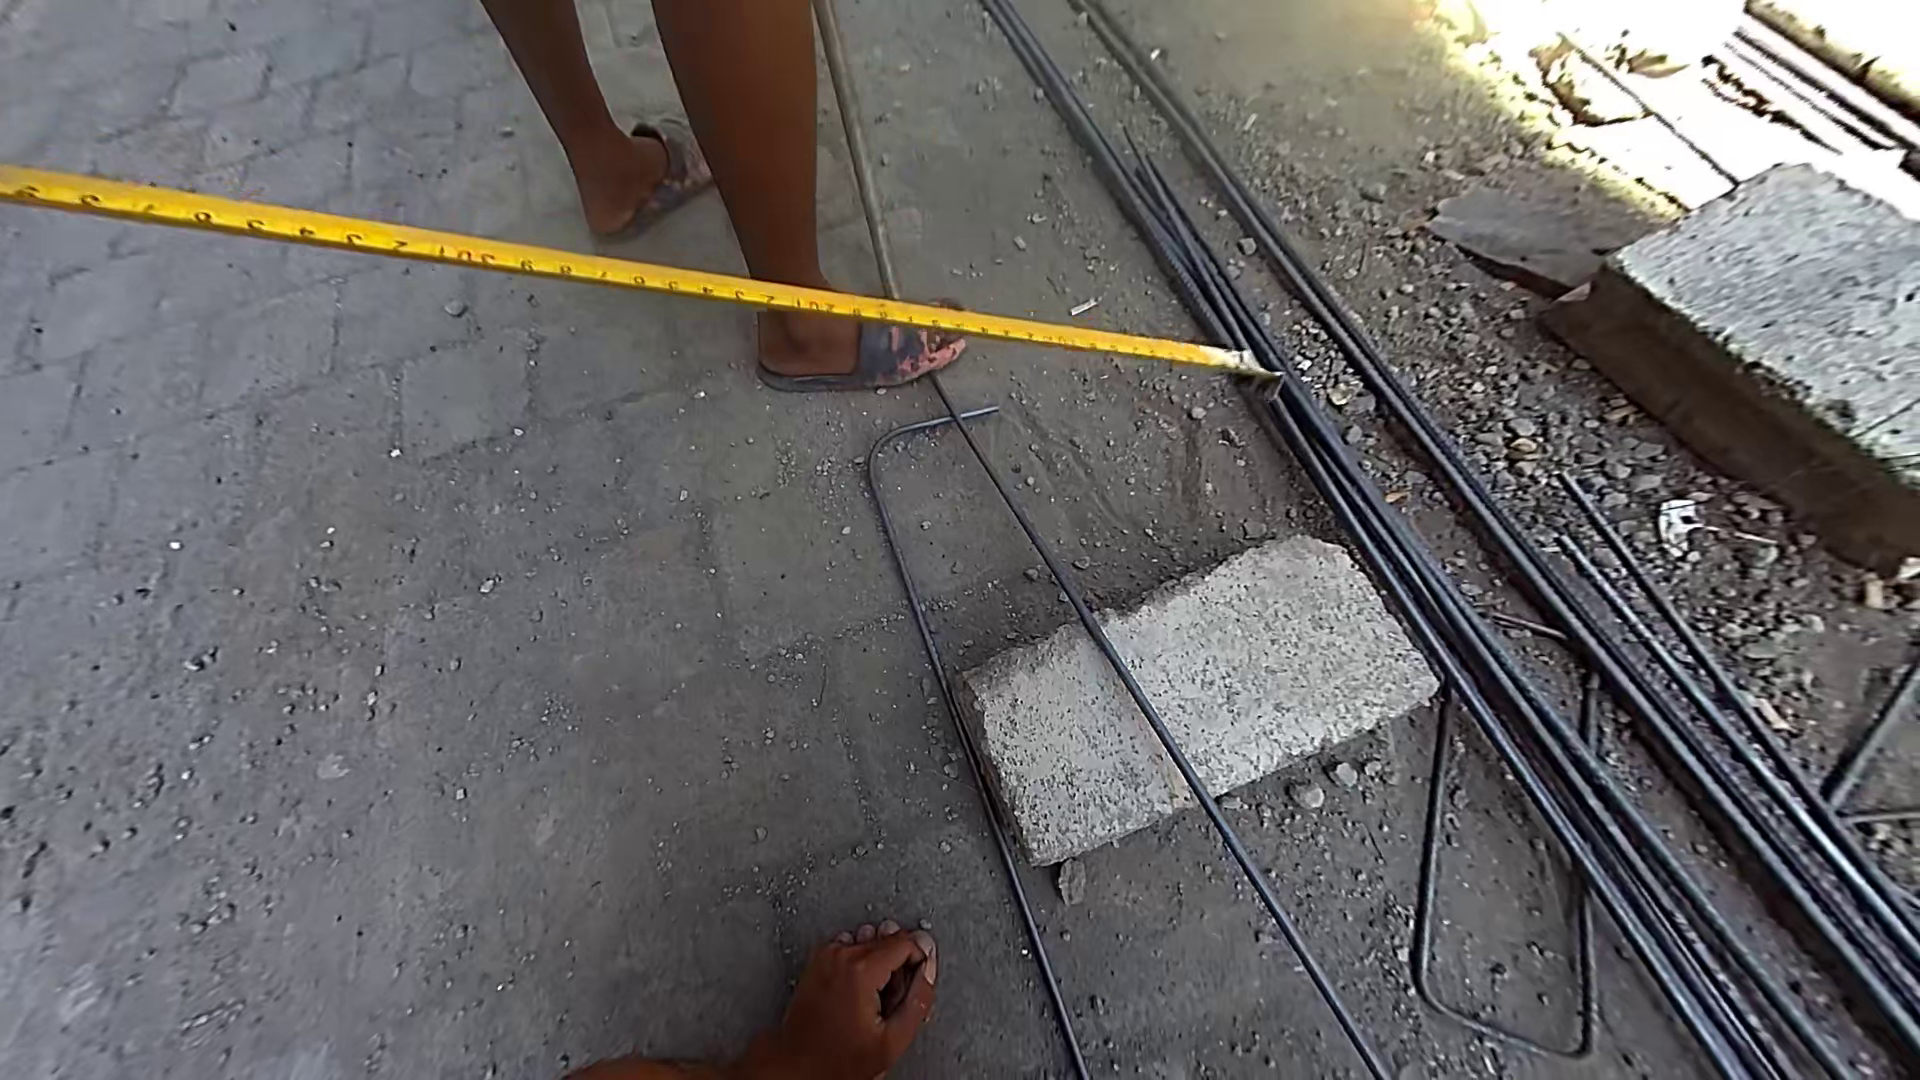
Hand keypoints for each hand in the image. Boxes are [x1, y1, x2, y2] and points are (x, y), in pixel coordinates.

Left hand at [732, 922, 937, 1079]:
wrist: (796, 1067)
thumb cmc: (836, 1062)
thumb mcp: (890, 1043)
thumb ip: (917, 1002)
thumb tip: (928, 969)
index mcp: (861, 969)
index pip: (907, 941)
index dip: (918, 961)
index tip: (915, 981)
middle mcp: (843, 952)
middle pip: (890, 939)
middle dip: (899, 965)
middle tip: (892, 998)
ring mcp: (829, 952)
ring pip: (872, 940)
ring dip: (880, 961)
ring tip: (873, 996)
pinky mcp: (820, 956)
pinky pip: (853, 944)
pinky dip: (861, 959)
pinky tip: (857, 988)